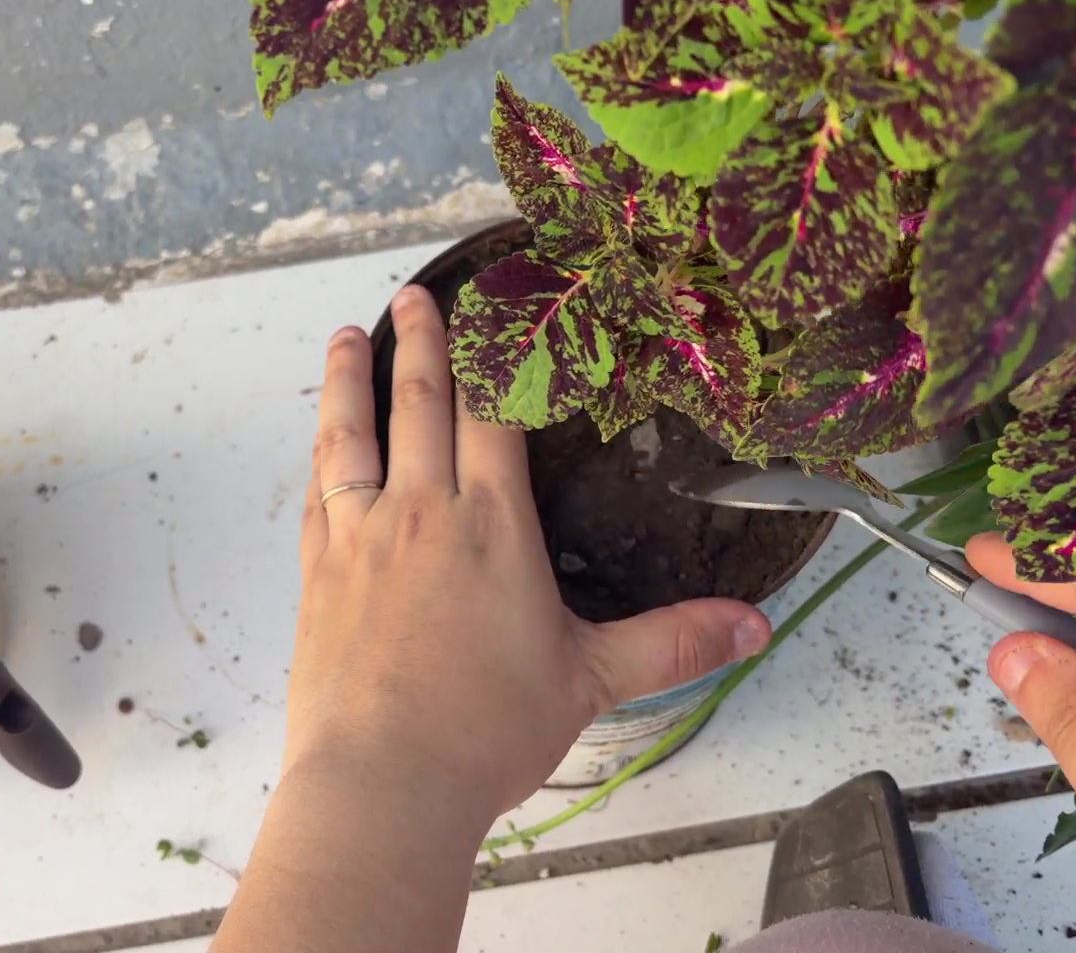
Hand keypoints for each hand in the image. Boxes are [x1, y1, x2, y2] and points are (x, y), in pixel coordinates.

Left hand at [290, 285, 771, 821]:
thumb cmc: (486, 730)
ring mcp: (361, 533)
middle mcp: (421, 510)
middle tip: (417, 296)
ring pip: (352, 432)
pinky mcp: (318, 564)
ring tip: (347, 334)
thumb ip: (671, 643)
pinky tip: (320, 436)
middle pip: (422, 402)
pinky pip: (319, 488)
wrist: (385, 779)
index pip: (496, 414)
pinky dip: (322, 453)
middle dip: (423, 341)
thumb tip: (756, 626)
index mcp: (491, 524)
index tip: (497, 312)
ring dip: (350, 377)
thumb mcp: (589, 682)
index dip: (499, 357)